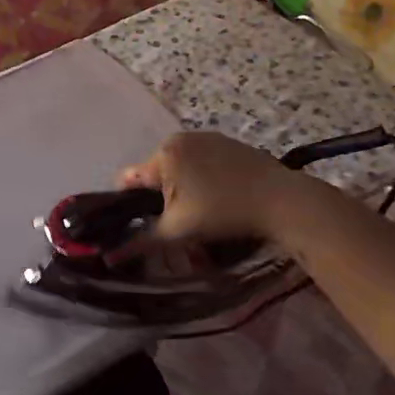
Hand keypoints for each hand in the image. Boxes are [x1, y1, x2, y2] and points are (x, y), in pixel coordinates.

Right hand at [118, 132, 301, 241]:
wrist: (284, 202)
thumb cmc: (223, 213)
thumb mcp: (177, 231)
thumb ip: (140, 242)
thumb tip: (109, 258)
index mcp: (163, 154)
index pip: (129, 180)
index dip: (132, 205)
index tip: (150, 223)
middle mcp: (180, 138)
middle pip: (154, 173)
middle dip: (160, 197)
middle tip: (182, 221)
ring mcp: (206, 137)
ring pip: (178, 168)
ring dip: (182, 188)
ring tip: (204, 210)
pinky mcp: (228, 142)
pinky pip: (200, 161)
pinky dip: (203, 178)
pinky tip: (221, 196)